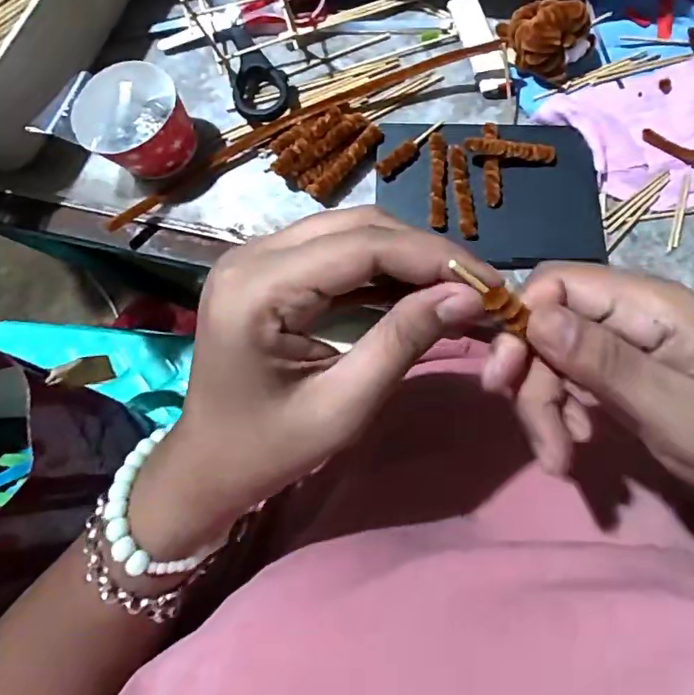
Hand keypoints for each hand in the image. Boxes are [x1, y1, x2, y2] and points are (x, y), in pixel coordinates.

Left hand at [127, 209, 493, 560]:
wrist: (205, 468)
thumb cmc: (268, 450)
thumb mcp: (344, 406)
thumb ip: (404, 341)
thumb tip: (468, 296)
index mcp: (257, 288)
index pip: (363, 245)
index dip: (433, 257)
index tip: (488, 282)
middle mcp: (252, 254)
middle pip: (360, 226)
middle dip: (426, 253)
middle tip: (478, 286)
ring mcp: (258, 255)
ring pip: (354, 229)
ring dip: (409, 254)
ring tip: (456, 286)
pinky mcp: (271, 266)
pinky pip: (339, 248)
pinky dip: (385, 265)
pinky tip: (418, 288)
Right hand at [482, 263, 693, 515]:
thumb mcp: (679, 413)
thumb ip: (606, 363)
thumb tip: (535, 315)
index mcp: (653, 305)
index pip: (562, 282)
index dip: (522, 318)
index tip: (505, 378)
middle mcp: (633, 317)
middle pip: (549, 322)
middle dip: (532, 377)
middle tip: (541, 441)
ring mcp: (625, 350)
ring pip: (552, 356)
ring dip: (542, 406)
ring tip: (559, 460)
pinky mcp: (620, 382)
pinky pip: (568, 383)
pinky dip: (559, 416)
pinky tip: (572, 449)